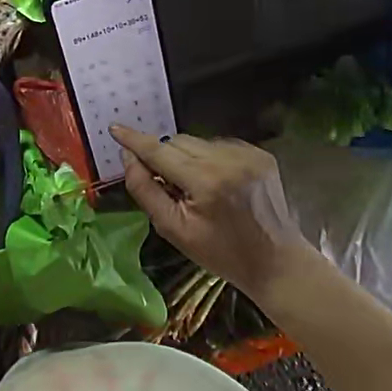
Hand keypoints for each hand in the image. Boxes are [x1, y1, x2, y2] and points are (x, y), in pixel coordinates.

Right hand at [111, 125, 322, 297]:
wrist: (276, 261)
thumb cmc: (220, 252)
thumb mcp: (173, 229)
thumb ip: (145, 190)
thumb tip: (128, 159)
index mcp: (206, 181)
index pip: (160, 151)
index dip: (134, 140)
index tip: (115, 129)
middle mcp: (229, 159)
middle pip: (177, 142)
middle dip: (163, 158)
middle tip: (166, 187)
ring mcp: (249, 154)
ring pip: (197, 142)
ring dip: (185, 158)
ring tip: (194, 189)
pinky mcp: (261, 154)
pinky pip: (218, 146)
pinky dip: (207, 159)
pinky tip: (215, 184)